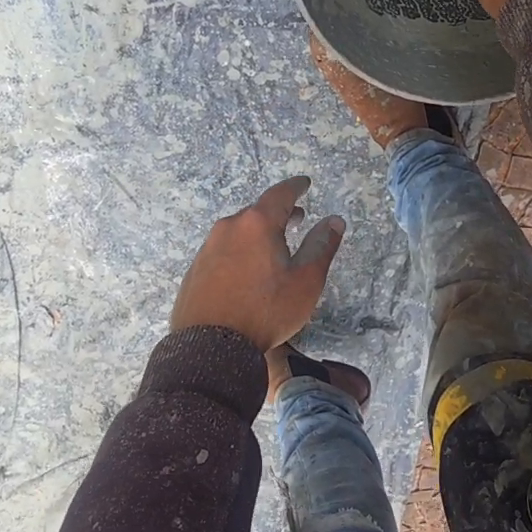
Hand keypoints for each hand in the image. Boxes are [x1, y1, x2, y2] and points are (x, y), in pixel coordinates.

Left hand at [170, 176, 346, 349]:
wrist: (209, 347)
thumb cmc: (265, 310)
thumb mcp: (305, 281)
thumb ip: (321, 246)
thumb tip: (334, 220)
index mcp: (257, 224)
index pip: (280, 194)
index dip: (295, 187)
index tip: (304, 184)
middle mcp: (229, 227)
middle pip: (258, 212)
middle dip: (279, 212)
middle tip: (296, 217)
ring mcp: (208, 248)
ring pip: (239, 231)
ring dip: (258, 233)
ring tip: (273, 245)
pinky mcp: (196, 269)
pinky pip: (224, 250)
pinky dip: (241, 250)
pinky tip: (248, 269)